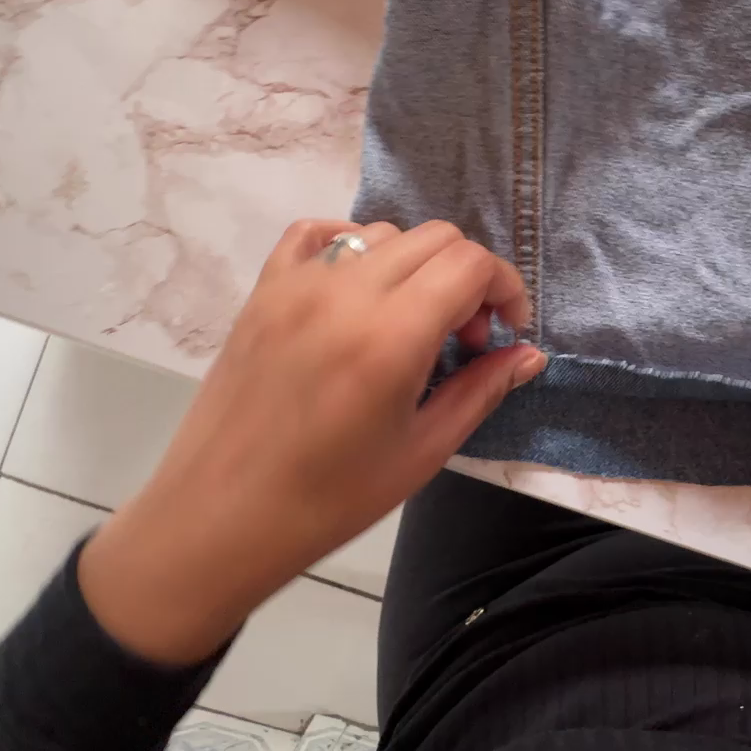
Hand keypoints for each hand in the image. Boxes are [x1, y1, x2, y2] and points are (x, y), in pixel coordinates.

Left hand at [79, 219, 546, 663]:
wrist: (221, 518)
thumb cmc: (333, 498)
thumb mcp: (425, 450)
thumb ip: (483, 389)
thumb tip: (530, 354)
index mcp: (391, 335)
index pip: (471, 264)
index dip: (506, 288)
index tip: (505, 332)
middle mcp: (346, 291)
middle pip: (437, 238)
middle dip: (469, 279)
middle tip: (464, 338)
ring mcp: (298, 284)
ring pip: (385, 232)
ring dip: (419, 267)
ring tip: (413, 323)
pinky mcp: (264, 290)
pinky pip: (319, 233)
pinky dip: (355, 244)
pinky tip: (361, 289)